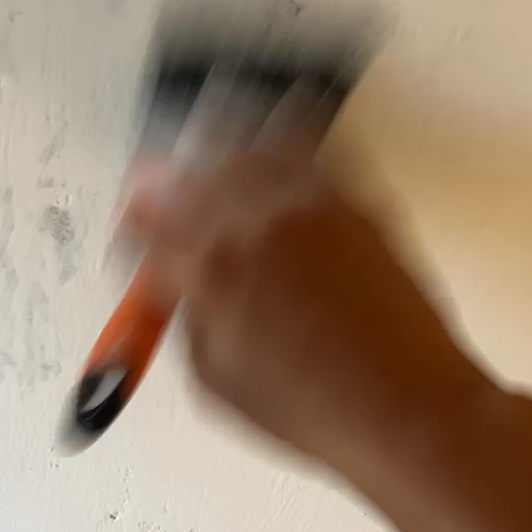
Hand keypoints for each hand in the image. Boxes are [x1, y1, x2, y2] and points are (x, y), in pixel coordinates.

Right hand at [122, 151, 500, 501]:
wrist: (403, 406)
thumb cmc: (316, 407)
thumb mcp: (215, 382)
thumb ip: (188, 324)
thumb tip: (181, 295)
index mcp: (211, 276)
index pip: (149, 235)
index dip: (131, 233)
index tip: (128, 233)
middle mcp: (256, 229)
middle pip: (191, 180)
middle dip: (162, 183)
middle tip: (151, 184)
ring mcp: (309, 209)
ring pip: (245, 149)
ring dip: (215, 145)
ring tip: (205, 139)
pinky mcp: (355, 204)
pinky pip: (311, 147)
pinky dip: (284, 132)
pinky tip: (276, 125)